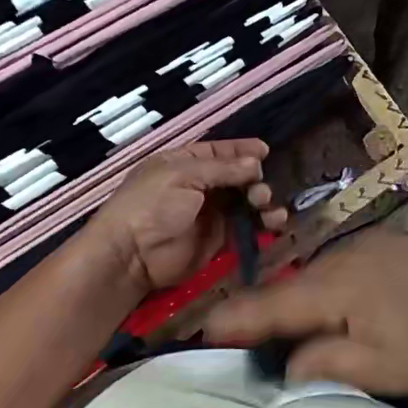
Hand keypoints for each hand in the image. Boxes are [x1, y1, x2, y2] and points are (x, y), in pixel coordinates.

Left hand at [85, 139, 288, 295]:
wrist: (132, 256)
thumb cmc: (152, 205)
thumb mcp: (182, 176)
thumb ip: (222, 169)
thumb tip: (256, 163)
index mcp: (184, 163)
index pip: (218, 152)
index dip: (241, 150)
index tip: (266, 151)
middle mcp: (199, 185)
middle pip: (236, 177)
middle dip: (254, 180)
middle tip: (260, 191)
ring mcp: (210, 213)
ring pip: (245, 201)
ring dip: (262, 201)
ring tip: (266, 207)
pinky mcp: (218, 239)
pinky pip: (245, 226)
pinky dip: (262, 224)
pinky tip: (274, 223)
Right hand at [204, 229, 407, 393]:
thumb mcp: (382, 368)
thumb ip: (322, 363)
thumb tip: (285, 363)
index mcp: (332, 286)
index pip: (267, 306)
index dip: (231, 322)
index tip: (200, 335)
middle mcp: (340, 257)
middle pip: (288, 290)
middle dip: (263, 317)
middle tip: (241, 345)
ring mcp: (366, 247)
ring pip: (314, 280)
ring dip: (297, 306)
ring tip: (284, 335)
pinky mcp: (387, 247)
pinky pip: (339, 273)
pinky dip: (326, 295)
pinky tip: (336, 314)